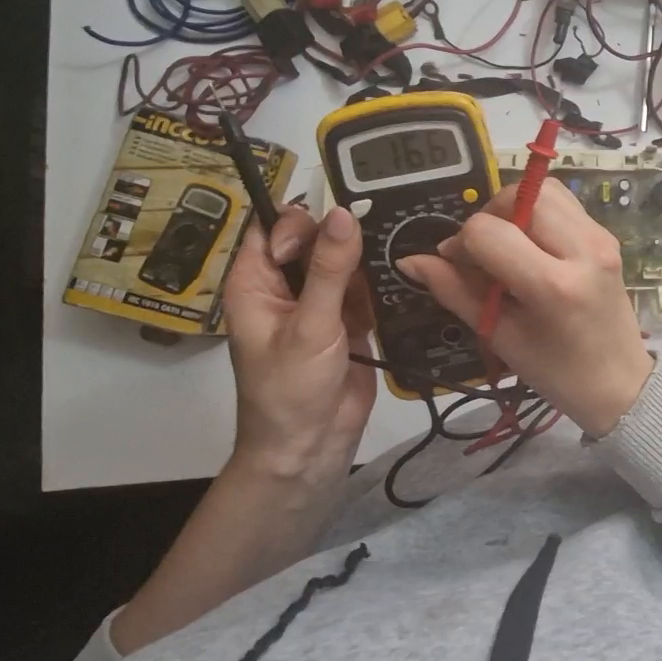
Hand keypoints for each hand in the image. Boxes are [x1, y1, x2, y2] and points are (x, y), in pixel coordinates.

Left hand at [222, 205, 377, 482]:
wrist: (311, 446)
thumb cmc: (291, 388)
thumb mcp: (311, 326)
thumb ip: (331, 270)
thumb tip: (344, 213)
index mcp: (256, 283)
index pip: (272, 228)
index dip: (300, 223)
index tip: (333, 236)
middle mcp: (287, 288)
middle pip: (315, 241)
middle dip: (344, 237)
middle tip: (378, 235)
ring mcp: (321, 305)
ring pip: (345, 263)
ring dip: (368, 261)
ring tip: (398, 255)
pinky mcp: (350, 323)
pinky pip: (366, 290)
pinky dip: (383, 286)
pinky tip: (405, 279)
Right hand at [399, 178, 652, 434]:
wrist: (620, 383)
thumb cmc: (558, 372)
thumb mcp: (501, 337)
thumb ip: (456, 291)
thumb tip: (411, 261)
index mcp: (553, 286)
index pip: (488, 233)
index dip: (461, 244)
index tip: (456, 266)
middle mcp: (583, 251)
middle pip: (521, 197)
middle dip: (489, 216)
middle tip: (482, 252)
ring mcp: (602, 240)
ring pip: (546, 191)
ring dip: (515, 209)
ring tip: (507, 245)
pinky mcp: (608, 237)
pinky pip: (566, 205)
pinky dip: (540, 214)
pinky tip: (533, 247)